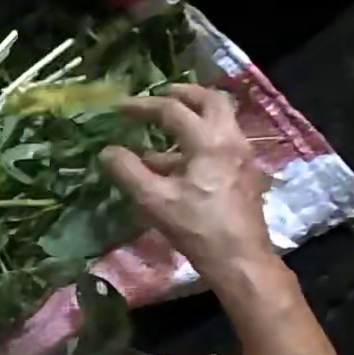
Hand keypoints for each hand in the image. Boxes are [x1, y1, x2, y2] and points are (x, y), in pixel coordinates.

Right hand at [100, 84, 278, 297]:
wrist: (240, 260)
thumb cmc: (198, 228)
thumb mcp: (155, 201)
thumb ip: (128, 172)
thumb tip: (107, 152)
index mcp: (209, 141)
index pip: (172, 110)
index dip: (143, 106)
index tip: (120, 108)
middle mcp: (231, 140)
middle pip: (210, 100)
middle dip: (183, 95)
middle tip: (161, 96)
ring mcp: (243, 156)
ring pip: (220, 121)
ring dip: (194, 118)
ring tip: (166, 132)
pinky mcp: (246, 174)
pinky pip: (223, 143)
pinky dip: (201, 140)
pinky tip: (180, 165)